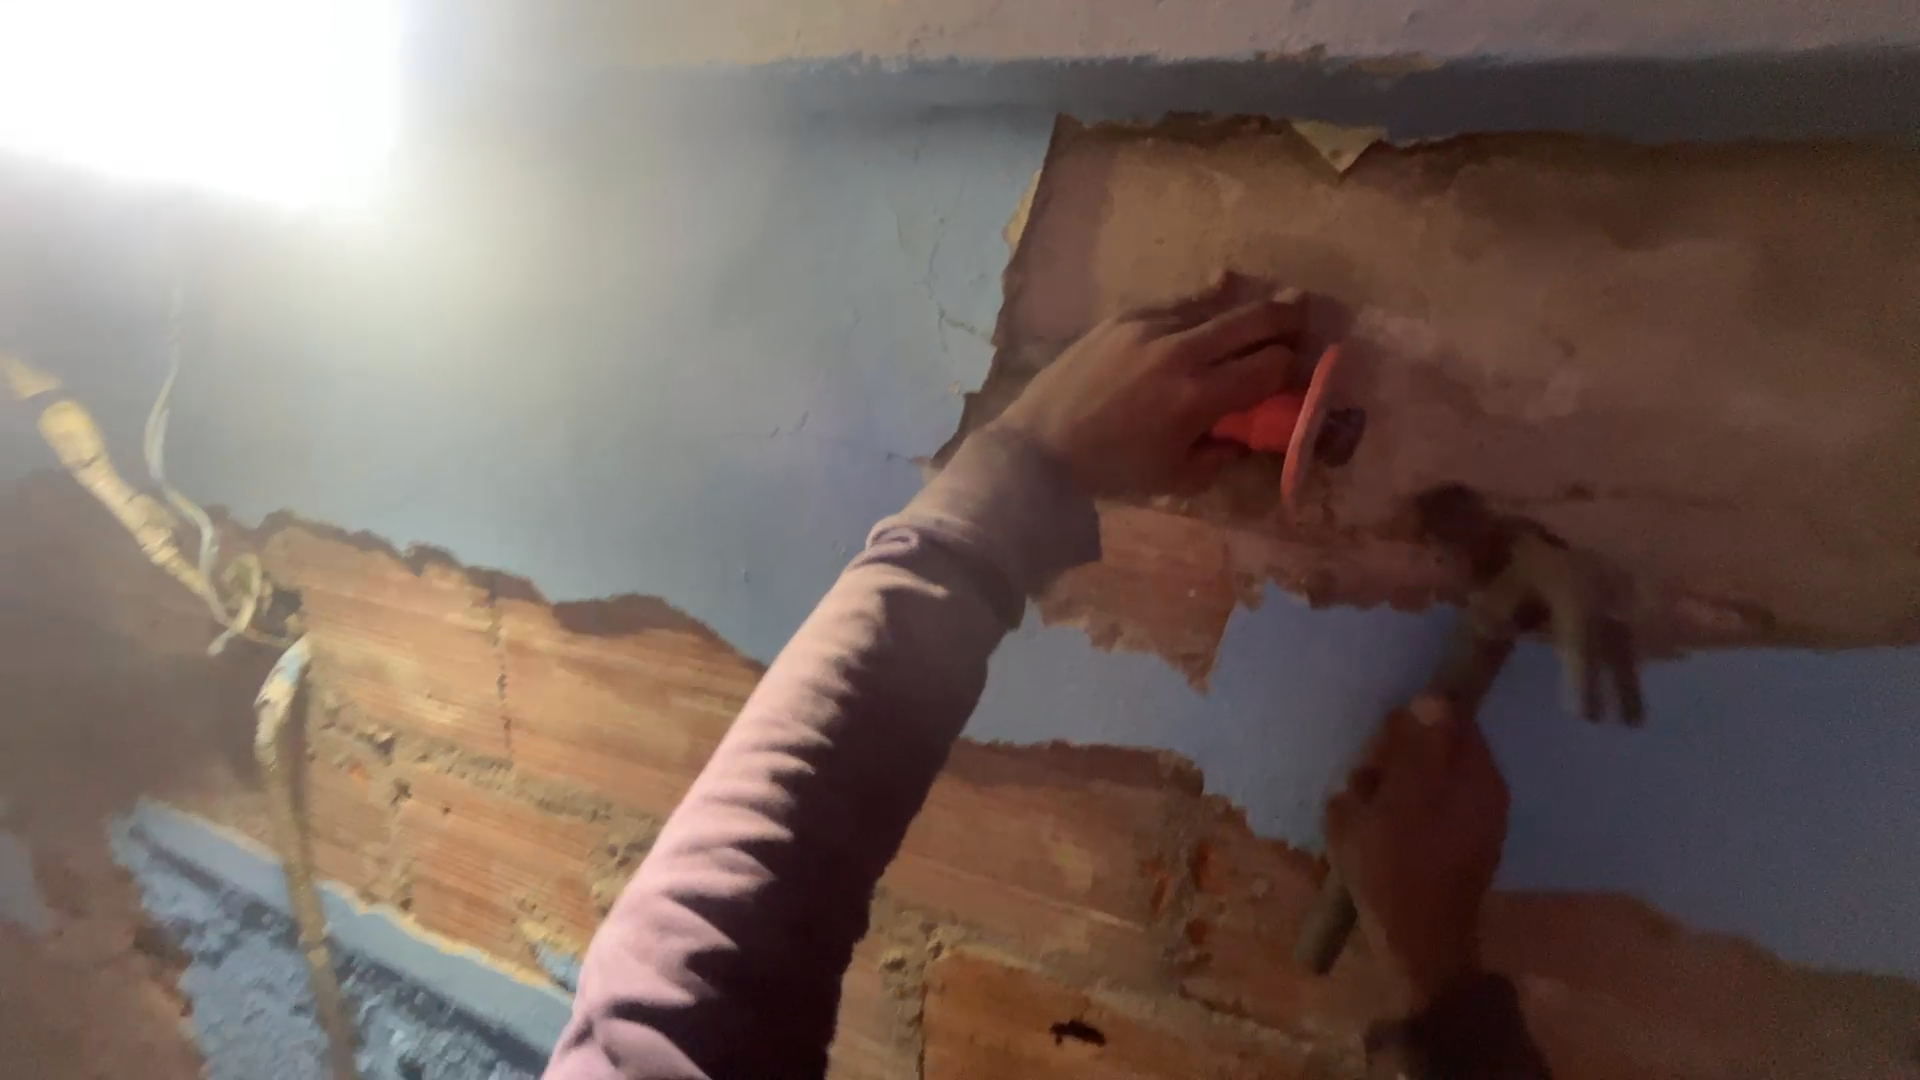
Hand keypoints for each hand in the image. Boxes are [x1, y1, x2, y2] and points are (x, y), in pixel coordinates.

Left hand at [992, 276, 1303, 497]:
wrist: (1039, 447)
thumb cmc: (1109, 471)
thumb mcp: (1173, 479)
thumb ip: (1220, 457)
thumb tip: (1245, 437)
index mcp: (1198, 399)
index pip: (1269, 368)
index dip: (1295, 366)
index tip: (1303, 367)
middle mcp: (1181, 354)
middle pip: (1254, 320)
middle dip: (1289, 317)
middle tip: (1308, 313)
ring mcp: (1149, 328)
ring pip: (1215, 302)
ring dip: (1248, 302)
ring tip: (1274, 297)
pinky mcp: (1121, 319)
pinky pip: (1175, 302)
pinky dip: (1202, 300)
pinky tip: (1219, 289)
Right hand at [1327, 694, 1509, 1006]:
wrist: (1415, 944)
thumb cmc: (1396, 866)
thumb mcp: (1394, 798)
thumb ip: (1414, 746)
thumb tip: (1433, 696)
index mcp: (1475, 776)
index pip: (1448, 715)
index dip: (1408, 722)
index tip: (1380, 747)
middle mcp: (1481, 791)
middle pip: (1431, 743)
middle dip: (1391, 755)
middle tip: (1367, 783)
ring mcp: (1469, 818)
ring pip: (1418, 773)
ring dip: (1384, 783)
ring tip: (1363, 809)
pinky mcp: (1452, 840)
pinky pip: (1418, 802)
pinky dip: (1392, 806)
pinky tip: (1372, 828)